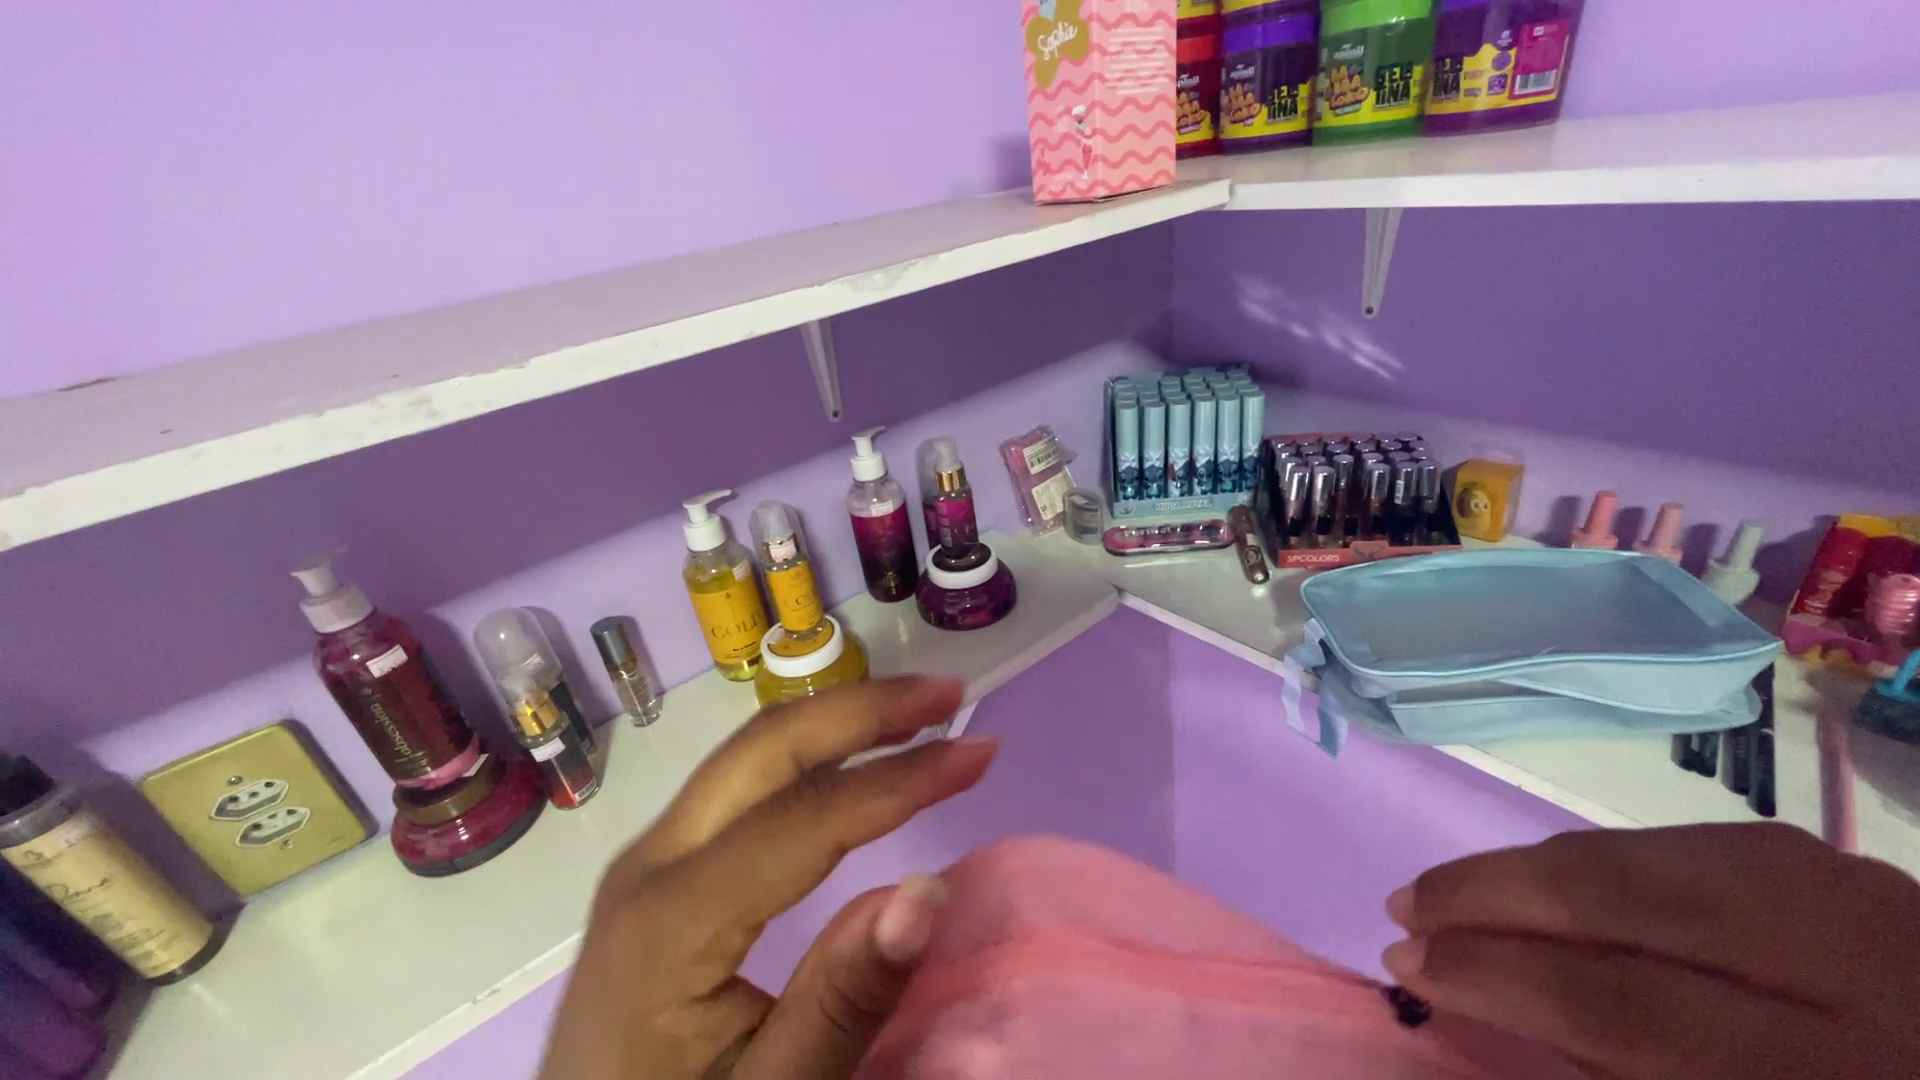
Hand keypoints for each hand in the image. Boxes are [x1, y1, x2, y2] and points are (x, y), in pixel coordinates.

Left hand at [538, 676, 995, 1079]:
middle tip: (948, 695)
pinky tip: (854, 754)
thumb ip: (842, 1001)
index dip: (900, 779)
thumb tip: (928, 893)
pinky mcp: (662, 865)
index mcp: (673, 919)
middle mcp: (654, 859)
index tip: (979, 753)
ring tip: (918, 712)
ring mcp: (652, 855)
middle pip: (768, 747)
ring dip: (840, 720)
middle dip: (864, 709)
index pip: (806, 817)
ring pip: (753, 752)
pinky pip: (742, 781)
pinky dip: (812, 752)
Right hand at [1382, 824, 1919, 1078]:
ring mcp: (1840, 887)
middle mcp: (1853, 959)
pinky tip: (1533, 882)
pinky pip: (1659, 844)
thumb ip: (1604, 1060)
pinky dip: (1579, 862)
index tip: (1408, 959)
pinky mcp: (1809, 851)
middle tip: (1405, 907)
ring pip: (1632, 852)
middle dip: (1489, 894)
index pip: (1624, 1000)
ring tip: (1448, 893)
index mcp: (1835, 1070)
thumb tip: (1477, 982)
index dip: (1496, 974)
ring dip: (1520, 870)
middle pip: (1620, 893)